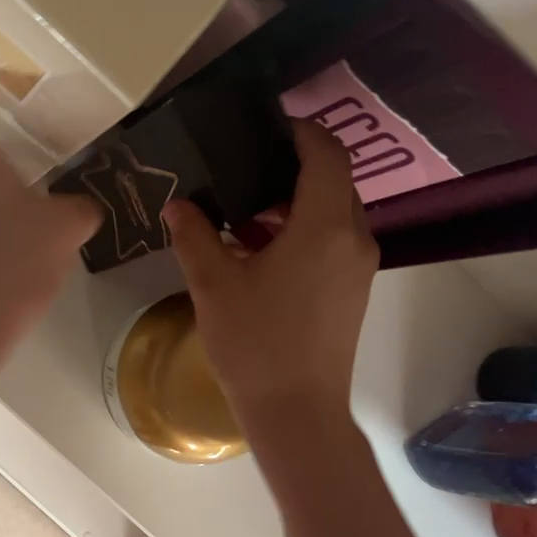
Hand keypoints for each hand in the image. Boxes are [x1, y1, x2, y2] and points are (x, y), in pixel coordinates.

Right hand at [161, 121, 377, 433]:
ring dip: (291, 204)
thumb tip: (179, 206)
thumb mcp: (213, 285)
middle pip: (332, 181)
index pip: (325, 154)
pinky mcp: (351, 290)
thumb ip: (195, 236)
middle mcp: (353, 237)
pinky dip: (299, 232)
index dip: (299, 132)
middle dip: (289, 169)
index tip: (264, 126)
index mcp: (324, 226)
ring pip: (332, 213)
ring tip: (240, 213)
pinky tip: (256, 251)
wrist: (296, 410)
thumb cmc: (254, 342)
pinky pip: (331, 241)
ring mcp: (357, 266)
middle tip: (239, 169)